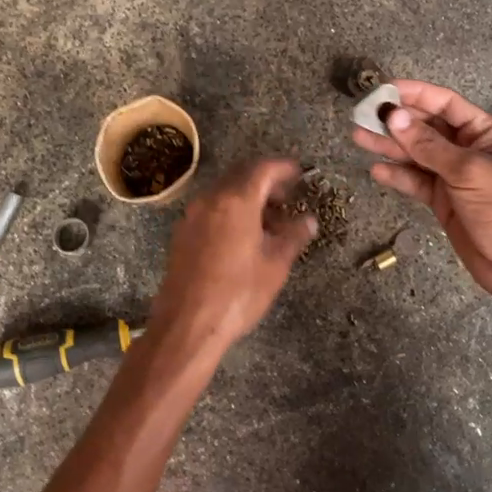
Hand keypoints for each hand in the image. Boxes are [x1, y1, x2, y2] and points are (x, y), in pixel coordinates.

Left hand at [147, 159, 314, 355]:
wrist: (187, 324)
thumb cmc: (238, 293)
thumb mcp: (275, 265)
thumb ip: (294, 236)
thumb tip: (309, 220)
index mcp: (237, 200)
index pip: (264, 168)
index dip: (284, 168)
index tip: (300, 173)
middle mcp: (211, 199)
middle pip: (242, 174)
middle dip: (266, 180)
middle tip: (288, 197)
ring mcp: (193, 215)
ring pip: (225, 191)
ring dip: (248, 196)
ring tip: (270, 221)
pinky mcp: (183, 232)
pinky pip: (212, 208)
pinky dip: (231, 210)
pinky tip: (244, 235)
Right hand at [352, 80, 491, 301]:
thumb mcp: (468, 171)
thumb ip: (429, 146)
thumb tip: (394, 116)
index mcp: (483, 132)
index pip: (445, 103)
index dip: (415, 94)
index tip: (383, 88)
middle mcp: (466, 148)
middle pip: (426, 126)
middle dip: (396, 120)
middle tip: (362, 114)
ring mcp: (453, 175)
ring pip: (416, 154)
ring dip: (389, 146)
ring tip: (358, 137)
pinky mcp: (442, 200)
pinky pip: (415, 181)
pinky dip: (397, 176)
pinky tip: (376, 170)